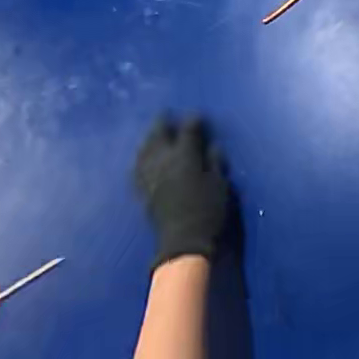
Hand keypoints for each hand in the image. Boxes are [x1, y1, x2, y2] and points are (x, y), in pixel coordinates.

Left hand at [133, 116, 231, 268]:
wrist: (184, 243)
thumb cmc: (208, 213)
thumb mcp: (220, 186)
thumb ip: (215, 163)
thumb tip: (211, 146)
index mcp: (185, 156)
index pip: (188, 130)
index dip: (194, 121)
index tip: (198, 117)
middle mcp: (164, 160)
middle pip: (159, 133)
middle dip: (163, 122)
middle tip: (167, 116)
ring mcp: (150, 174)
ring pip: (145, 148)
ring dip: (150, 137)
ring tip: (153, 133)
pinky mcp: (142, 189)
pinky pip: (138, 166)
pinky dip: (141, 158)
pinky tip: (142, 157)